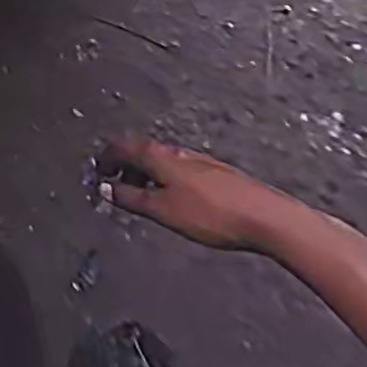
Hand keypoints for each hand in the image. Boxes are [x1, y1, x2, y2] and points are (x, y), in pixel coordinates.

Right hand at [99, 137, 316, 252]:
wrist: (269, 218)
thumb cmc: (211, 214)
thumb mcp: (162, 210)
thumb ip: (130, 198)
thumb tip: (105, 188)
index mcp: (156, 155)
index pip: (119, 148)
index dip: (104, 159)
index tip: (97, 173)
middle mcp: (174, 151)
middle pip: (139, 151)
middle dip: (123, 167)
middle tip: (115, 186)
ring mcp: (196, 160)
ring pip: (159, 161)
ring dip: (144, 174)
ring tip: (142, 196)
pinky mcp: (214, 172)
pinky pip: (176, 169)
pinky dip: (163, 178)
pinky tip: (173, 198)